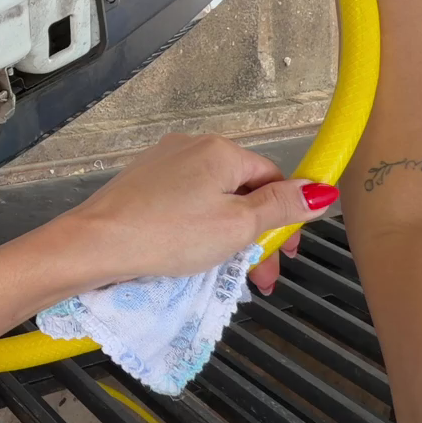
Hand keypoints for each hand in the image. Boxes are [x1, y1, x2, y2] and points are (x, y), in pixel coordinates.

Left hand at [45, 133, 336, 294]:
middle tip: (259, 276)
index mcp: (219, 149)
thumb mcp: (238, 224)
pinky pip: (186, 201)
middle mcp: (190, 145)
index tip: (284, 255)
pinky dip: (199, 227)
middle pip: (242, 189)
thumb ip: (281, 207)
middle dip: (256, 233)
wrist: (99, 240)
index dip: (286, 217)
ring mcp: (162, 161)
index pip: (272, 177)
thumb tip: (322, 190)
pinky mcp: (142, 179)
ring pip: (214, 198)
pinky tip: (195, 256)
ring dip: (230, 235)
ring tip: (229, 274)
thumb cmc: (171, 233)